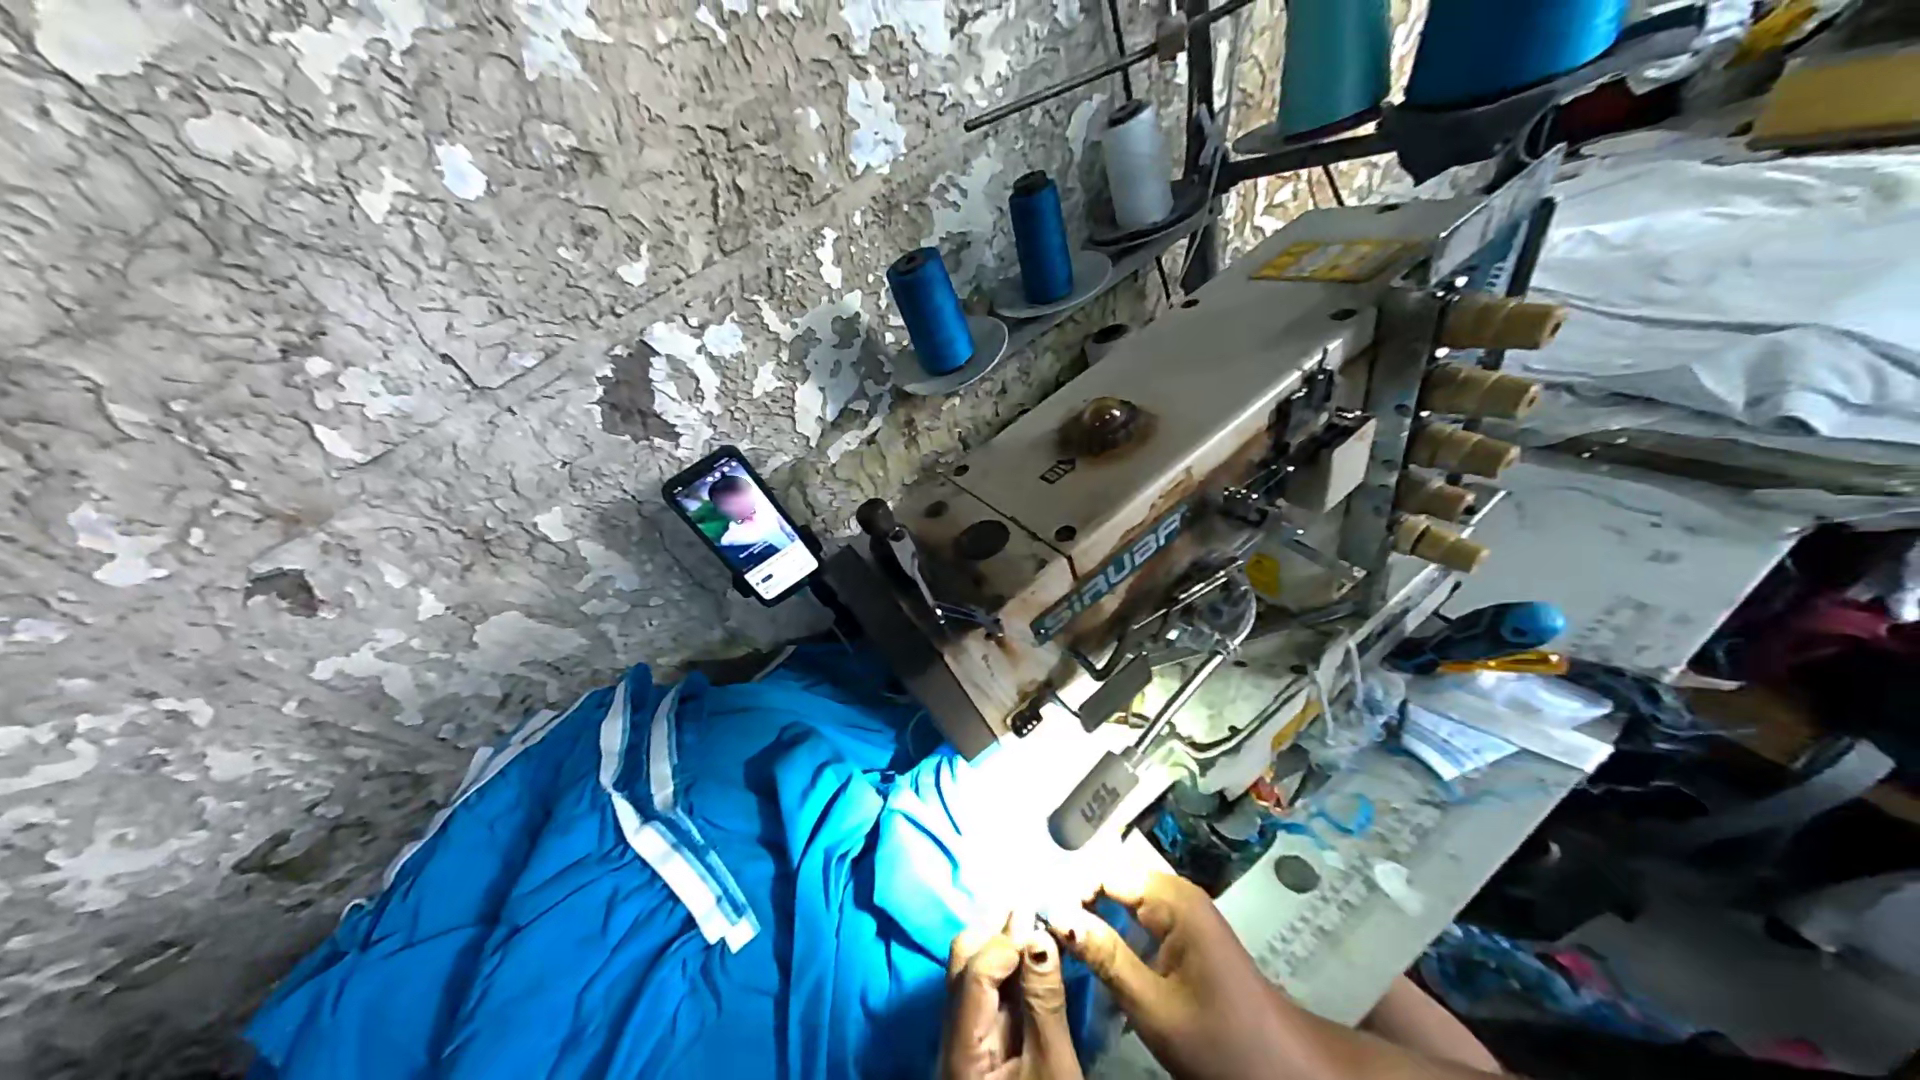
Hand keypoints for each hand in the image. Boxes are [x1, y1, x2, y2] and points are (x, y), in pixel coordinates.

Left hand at [940, 913, 1085, 1079]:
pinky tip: (1030, 949)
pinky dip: (1006, 961)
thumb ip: (1044, 1003)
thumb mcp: (1053, 1065)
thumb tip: (1041, 935)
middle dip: (996, 928)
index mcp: (962, 1045)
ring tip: (1034, 920)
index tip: (1040, 917)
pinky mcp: (978, 1033)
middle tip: (1034, 906)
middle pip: (963, 959)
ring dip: (1001, 940)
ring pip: (972, 966)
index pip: (974, 973)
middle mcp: (951, 1028)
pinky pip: (984, 984)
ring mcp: (962, 1028)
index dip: (1007, 942)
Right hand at [1050, 871, 1289, 1079]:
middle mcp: (1174, 893)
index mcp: (1172, 899)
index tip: (1038, 918)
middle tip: (1042, 929)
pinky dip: (1110, 929)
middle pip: (1110, 880)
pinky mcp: (1180, 931)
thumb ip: (1105, 957)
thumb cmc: (1222, 1041)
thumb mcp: (1154, 1007)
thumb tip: (1056, 914)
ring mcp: (1180, 911)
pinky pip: (1134, 916)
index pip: (1103, 872)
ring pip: (1119, 897)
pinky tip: (1089, 951)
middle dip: (1076, 900)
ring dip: (1090, 915)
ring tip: (1057, 938)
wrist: (1285, 1070)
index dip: (1068, 890)